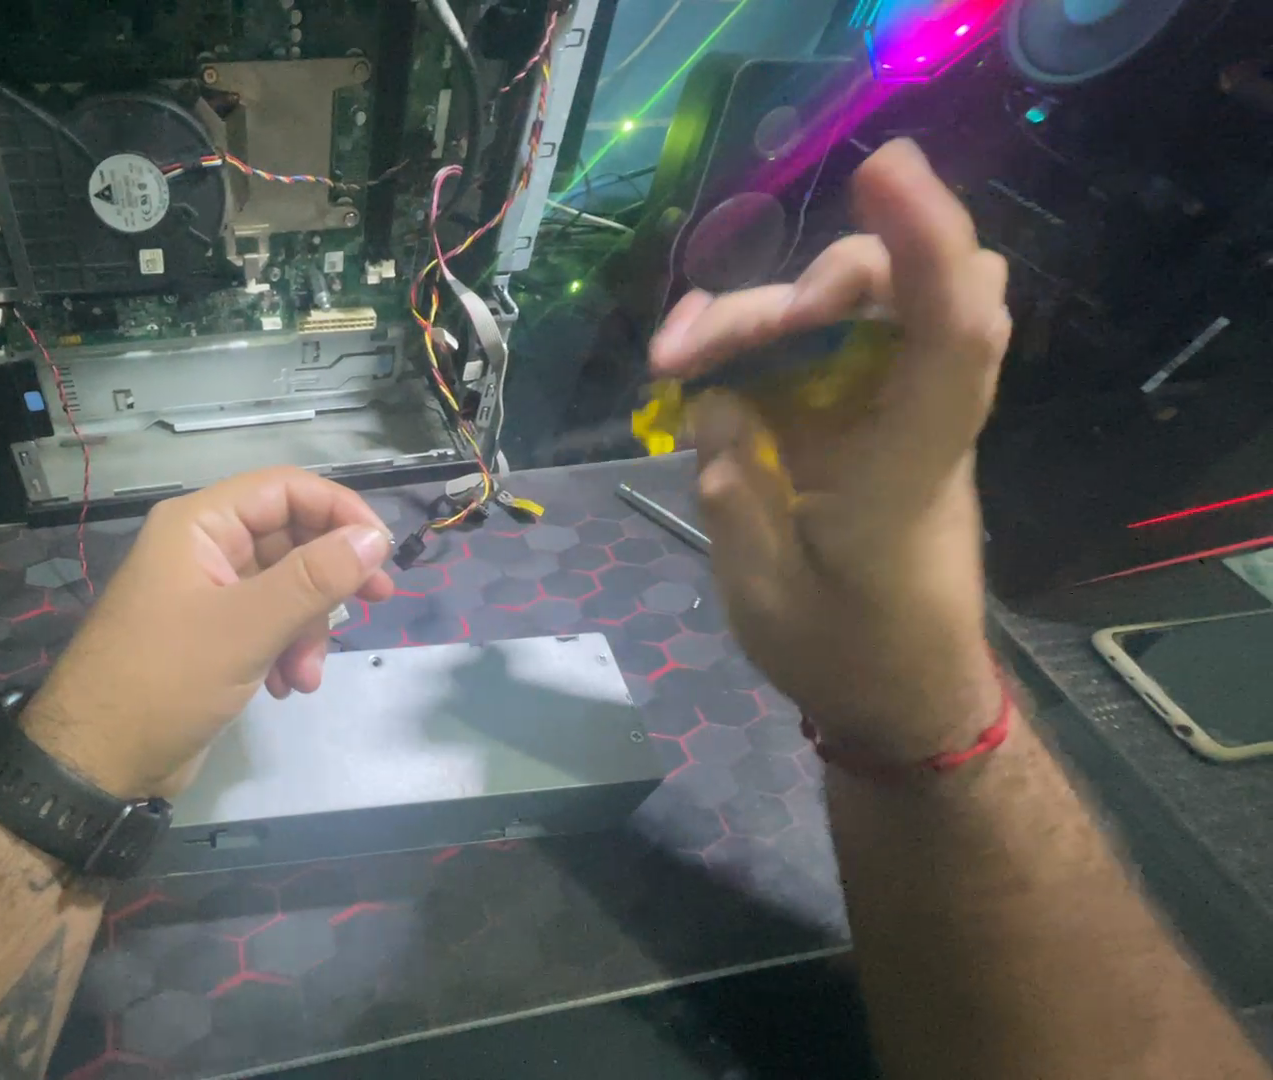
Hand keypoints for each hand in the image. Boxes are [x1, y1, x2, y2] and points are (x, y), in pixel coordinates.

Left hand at [20, 467, 394, 797]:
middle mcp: (204, 549)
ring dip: (308, 629)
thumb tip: (374, 539)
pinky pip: (267, 624)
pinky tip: (287, 687)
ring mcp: (207, 594)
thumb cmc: (166, 680)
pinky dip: (286, 650)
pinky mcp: (212, 635)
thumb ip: (314, 579)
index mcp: (200, 525)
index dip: (338, 510)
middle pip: (289, 539)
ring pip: (284, 588)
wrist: (99, 763)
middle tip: (375, 601)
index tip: (381, 550)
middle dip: (327, 580)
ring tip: (307, 674)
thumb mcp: (247, 626)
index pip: (284, 489)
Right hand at [648, 139, 1011, 759]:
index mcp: (904, 469)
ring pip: (841, 316)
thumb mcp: (765, 592)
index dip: (926, 243)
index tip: (879, 171)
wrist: (895, 688)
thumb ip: (738, 492)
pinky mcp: (847, 423)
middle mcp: (906, 420)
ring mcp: (877, 415)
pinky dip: (748, 345)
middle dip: (783, 296)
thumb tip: (715, 403)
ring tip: (670, 360)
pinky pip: (807, 353)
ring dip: (750, 318)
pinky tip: (694, 371)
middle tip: (682, 349)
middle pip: (885, 300)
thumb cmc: (840, 652)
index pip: (949, 336)